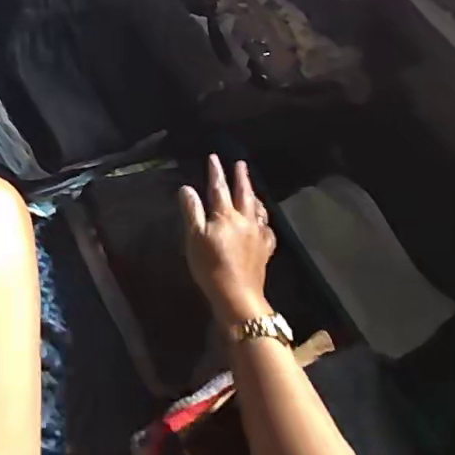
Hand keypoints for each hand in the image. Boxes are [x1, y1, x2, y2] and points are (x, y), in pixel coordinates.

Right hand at [181, 155, 275, 325]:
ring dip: (254, 196)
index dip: (216, 172)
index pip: (219, 188)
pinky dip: (264, 223)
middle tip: (241, 164)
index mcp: (225, 215)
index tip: (214, 158)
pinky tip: (263, 224)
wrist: (238, 296)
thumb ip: (191, 211)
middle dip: (241, 177)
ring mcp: (258, 235)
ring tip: (253, 190)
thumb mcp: (194, 238)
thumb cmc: (211, 266)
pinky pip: (267, 231)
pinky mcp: (265, 251)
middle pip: (243, 193)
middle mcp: (244, 220)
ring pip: (258, 210)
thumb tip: (186, 188)